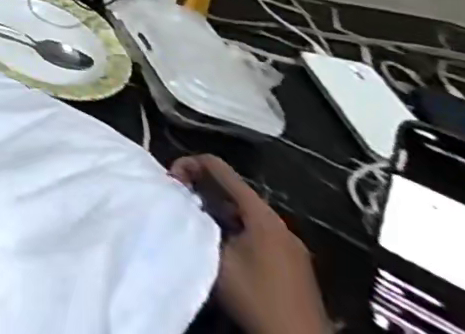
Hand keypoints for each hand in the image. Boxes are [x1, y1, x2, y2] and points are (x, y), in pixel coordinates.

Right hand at [171, 155, 331, 333]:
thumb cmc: (257, 298)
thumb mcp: (217, 260)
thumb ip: (199, 227)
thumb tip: (182, 207)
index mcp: (261, 214)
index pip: (220, 169)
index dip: (190, 165)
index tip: (170, 180)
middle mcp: (279, 222)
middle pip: (234, 191)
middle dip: (203, 190)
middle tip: (178, 202)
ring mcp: (290, 244)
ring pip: (245, 214)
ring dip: (218, 213)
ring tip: (194, 225)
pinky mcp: (294, 265)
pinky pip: (258, 233)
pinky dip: (234, 230)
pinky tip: (222, 249)